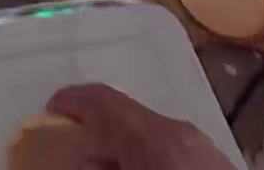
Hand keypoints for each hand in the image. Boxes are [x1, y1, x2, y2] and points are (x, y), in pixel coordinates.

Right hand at [46, 84, 236, 169]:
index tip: (46, 117)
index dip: (70, 104)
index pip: (103, 100)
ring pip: (148, 142)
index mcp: (157, 137)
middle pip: (125, 121)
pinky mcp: (218, 169)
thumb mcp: (134, 166)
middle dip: (93, 143)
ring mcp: (206, 154)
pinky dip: (144, 165)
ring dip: (119, 158)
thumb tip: (71, 160)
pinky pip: (171, 159)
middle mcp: (182, 134)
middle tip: (68, 162)